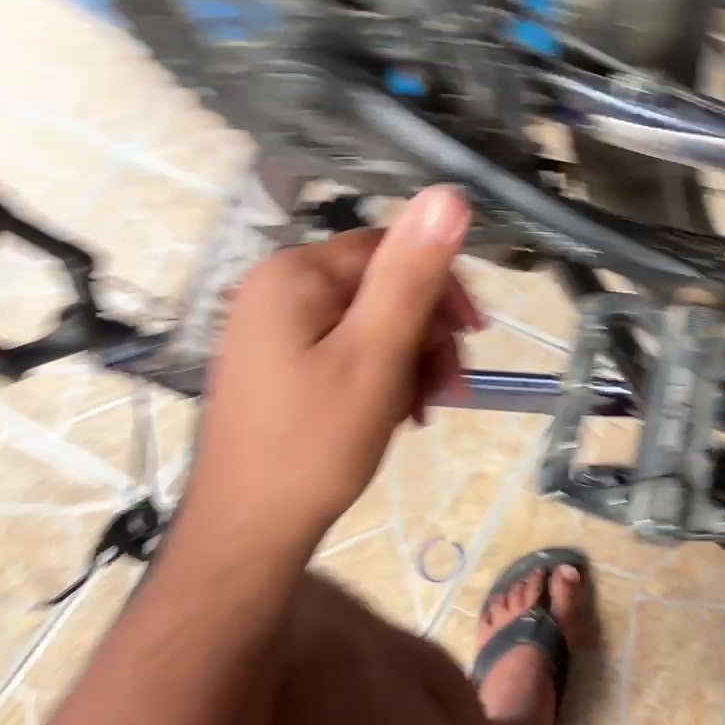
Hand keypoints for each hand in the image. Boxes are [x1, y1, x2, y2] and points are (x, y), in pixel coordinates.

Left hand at [183, 185, 480, 551]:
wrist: (249, 530)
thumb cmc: (316, 445)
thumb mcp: (377, 357)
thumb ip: (413, 276)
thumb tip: (449, 194)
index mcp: (296, 274)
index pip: (393, 250)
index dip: (442, 290)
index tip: (475, 337)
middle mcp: (276, 288)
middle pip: (382, 287)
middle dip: (426, 334)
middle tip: (449, 389)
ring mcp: (271, 328)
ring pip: (369, 322)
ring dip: (410, 360)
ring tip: (422, 410)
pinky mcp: (275, 363)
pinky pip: (345, 349)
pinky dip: (381, 376)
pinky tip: (394, 414)